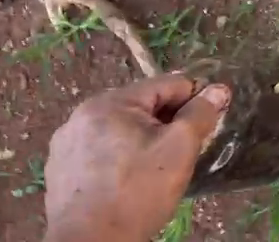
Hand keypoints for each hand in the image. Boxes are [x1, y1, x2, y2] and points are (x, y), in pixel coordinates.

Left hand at [44, 74, 230, 241]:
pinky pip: (105, 150)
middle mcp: (81, 117)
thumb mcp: (181, 146)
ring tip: (157, 169)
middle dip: (168, 123)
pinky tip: (131, 180)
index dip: (195, 102)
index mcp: (109, 103)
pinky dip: (123, 157)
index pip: (170, 85)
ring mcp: (66, 146)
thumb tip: (217, 90)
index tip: (205, 126)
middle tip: (181, 151)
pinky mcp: (61, 172)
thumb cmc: (137, 192)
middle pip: (146, 106)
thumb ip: (202, 112)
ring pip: (125, 129)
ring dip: (147, 140)